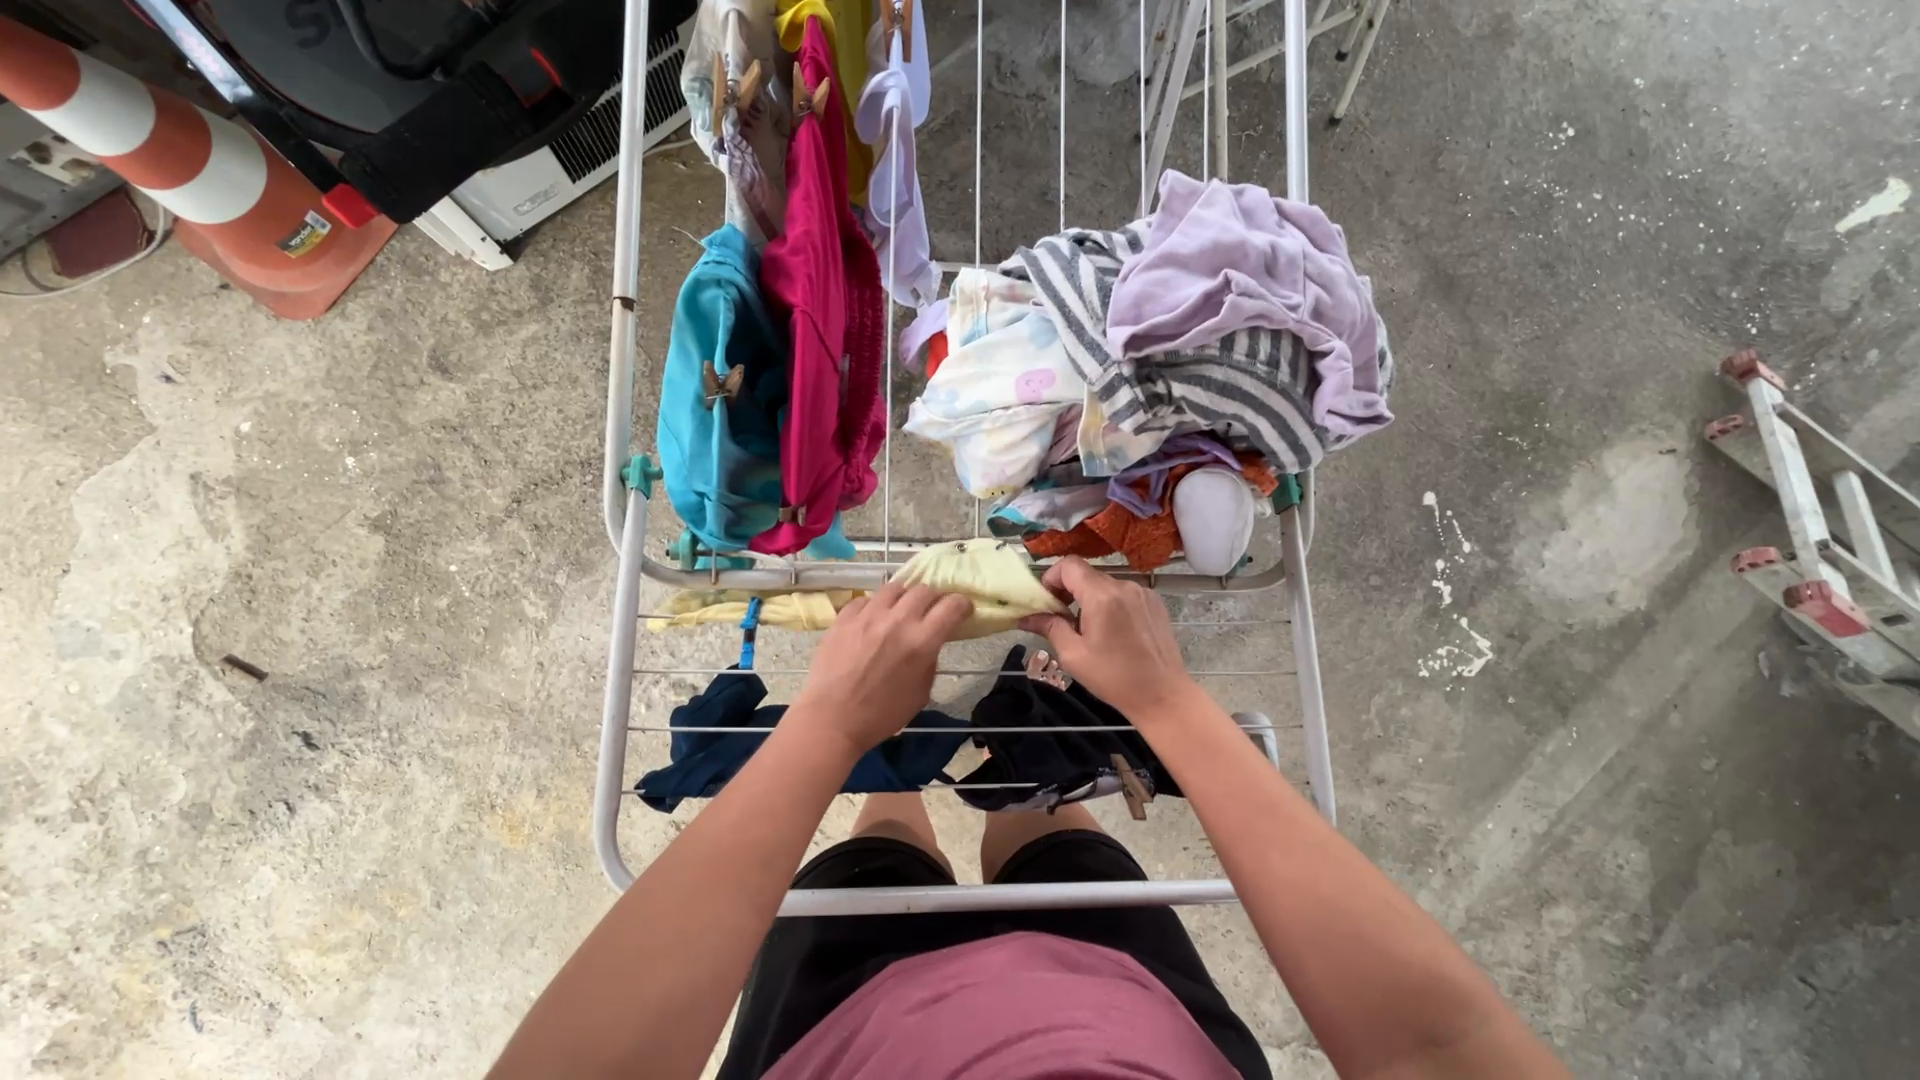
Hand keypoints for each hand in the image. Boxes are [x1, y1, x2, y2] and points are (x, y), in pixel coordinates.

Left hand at [790, 584, 973, 758]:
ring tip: (900, 611)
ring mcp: (868, 616)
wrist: (832, 719)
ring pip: (894, 588)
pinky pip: (865, 600)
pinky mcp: (844, 618)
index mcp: (921, 642)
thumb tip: (930, 642)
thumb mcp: (921, 692)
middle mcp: (897, 621)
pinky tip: (872, 621)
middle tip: (930, 612)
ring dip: (904, 598)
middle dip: (934, 599)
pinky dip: (874, 607)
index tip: (962, 610)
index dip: (962, 604)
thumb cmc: (881, 715)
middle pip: (924, 590)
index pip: (952, 606)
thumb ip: (930, 660)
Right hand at [1018, 556, 1201, 721]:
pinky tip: (1114, 632)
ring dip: (1090, 599)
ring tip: (1090, 630)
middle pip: (1086, 574)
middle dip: (1068, 591)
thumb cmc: (1114, 678)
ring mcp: (1143, 593)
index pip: (1069, 565)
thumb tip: (1026, 617)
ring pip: (1105, 584)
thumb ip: (1050, 627)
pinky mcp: (1155, 603)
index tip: (1047, 602)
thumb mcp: (1073, 655)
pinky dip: (1111, 604)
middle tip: (1062, 619)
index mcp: (1102, 596)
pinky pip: (1124, 594)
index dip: (1051, 578)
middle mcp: (1124, 586)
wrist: (1163, 695)